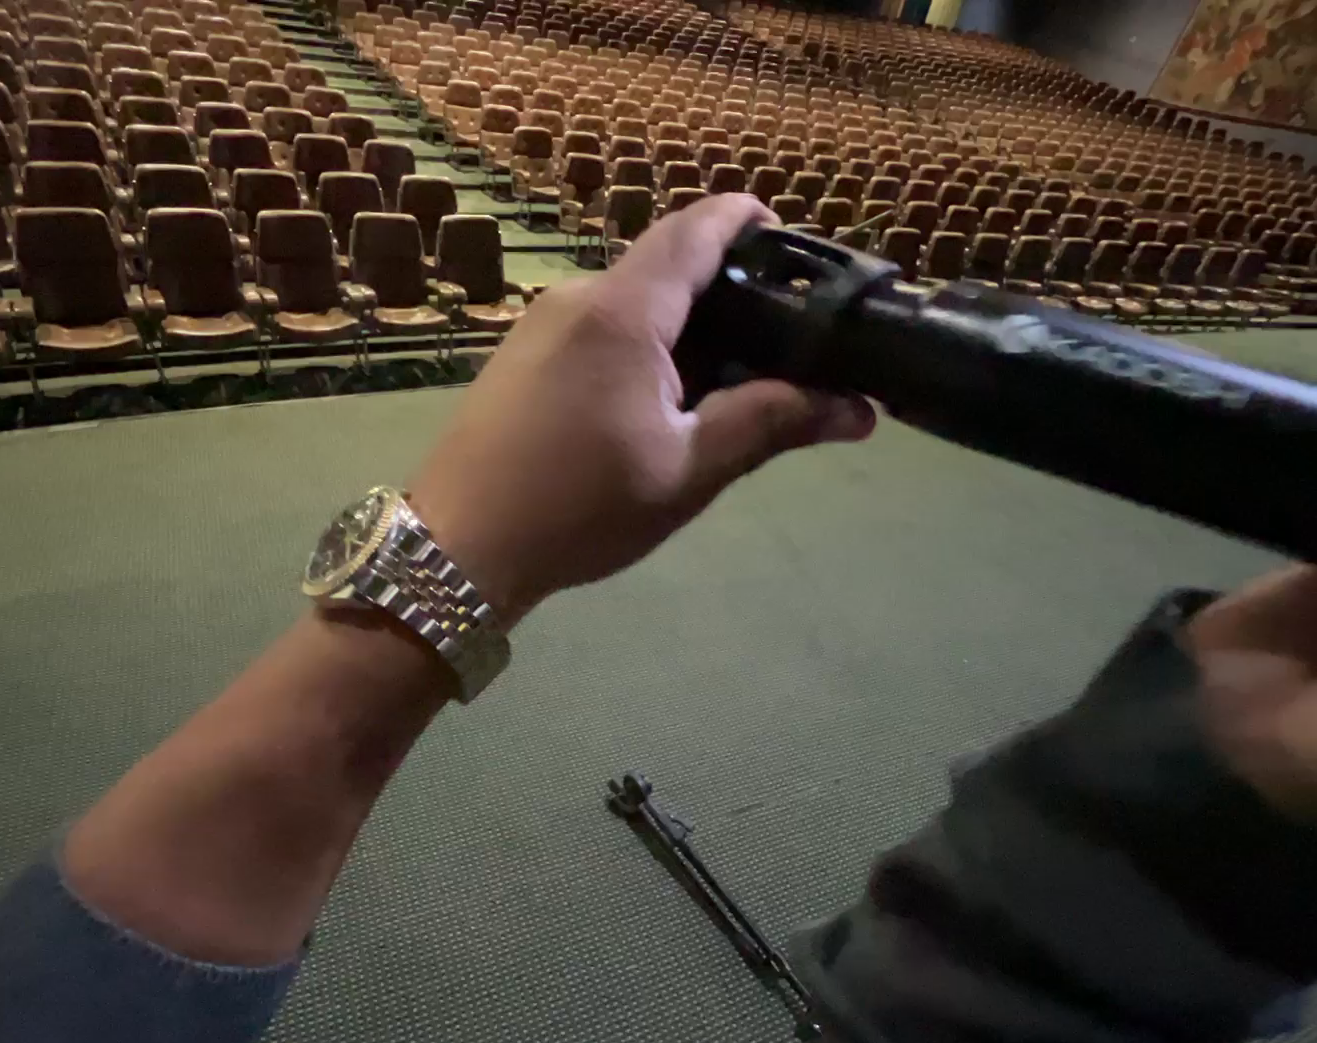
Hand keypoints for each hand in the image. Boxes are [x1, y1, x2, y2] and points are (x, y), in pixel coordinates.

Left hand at [409, 194, 876, 624]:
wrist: (461, 546)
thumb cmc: (579, 509)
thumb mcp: (686, 471)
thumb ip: (768, 424)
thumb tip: (856, 408)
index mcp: (623, 310)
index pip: (698, 227)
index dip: (751, 221)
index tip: (795, 251)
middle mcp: (576, 297)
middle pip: (664, 263)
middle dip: (725, 289)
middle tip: (773, 345)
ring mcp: (537, 326)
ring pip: (628, 300)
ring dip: (679, 326)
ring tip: (718, 384)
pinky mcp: (517, 357)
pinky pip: (593, 329)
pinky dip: (636, 345)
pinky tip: (650, 401)